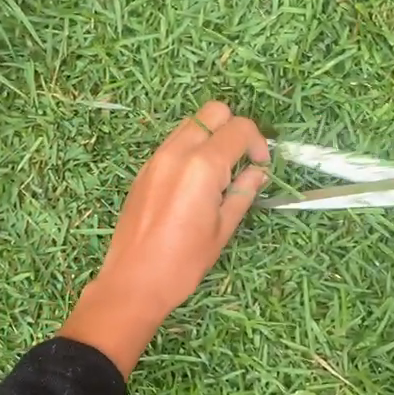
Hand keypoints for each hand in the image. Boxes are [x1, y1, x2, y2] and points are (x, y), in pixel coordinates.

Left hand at [60, 101, 269, 376]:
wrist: (132, 282)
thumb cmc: (183, 262)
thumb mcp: (222, 229)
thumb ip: (243, 192)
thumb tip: (258, 172)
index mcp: (202, 166)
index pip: (239, 128)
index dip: (258, 143)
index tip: (261, 166)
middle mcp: (177, 152)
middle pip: (213, 112)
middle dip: (234, 129)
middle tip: (242, 161)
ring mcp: (157, 158)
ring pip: (191, 124)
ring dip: (211, 137)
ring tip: (219, 174)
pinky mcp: (144, 170)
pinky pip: (174, 143)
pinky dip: (191, 149)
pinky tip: (196, 182)